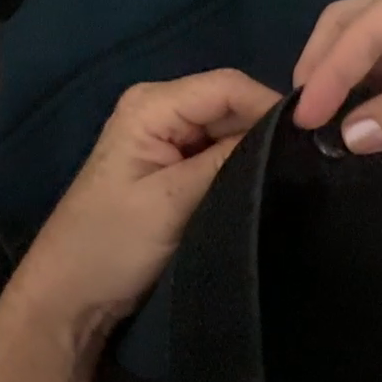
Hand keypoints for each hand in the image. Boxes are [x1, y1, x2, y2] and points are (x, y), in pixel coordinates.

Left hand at [8, 70, 282, 336]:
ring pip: (228, 128)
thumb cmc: (113, 242)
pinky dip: (239, 166)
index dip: (270, 106)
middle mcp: (159, 107)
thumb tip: (287, 133)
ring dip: (255, 150)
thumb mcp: (174, 200)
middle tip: (309, 165)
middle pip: (229, 103)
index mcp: (152, 103)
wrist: (70, 295)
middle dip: (266, 129)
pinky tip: (263, 185)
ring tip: (293, 177)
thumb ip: (227, 160)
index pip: (227, 85)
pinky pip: (217, 151)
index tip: (312, 141)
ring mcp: (165, 136)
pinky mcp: (172, 164)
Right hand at [291, 0, 381, 165]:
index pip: (366, 24)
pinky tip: (357, 121)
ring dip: (347, 82)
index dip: (329, 70)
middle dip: (326, 66)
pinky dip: (376, 96)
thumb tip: (345, 139)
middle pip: (359, 24)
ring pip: (375, 49)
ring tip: (318, 123)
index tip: (302, 118)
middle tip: (298, 116)